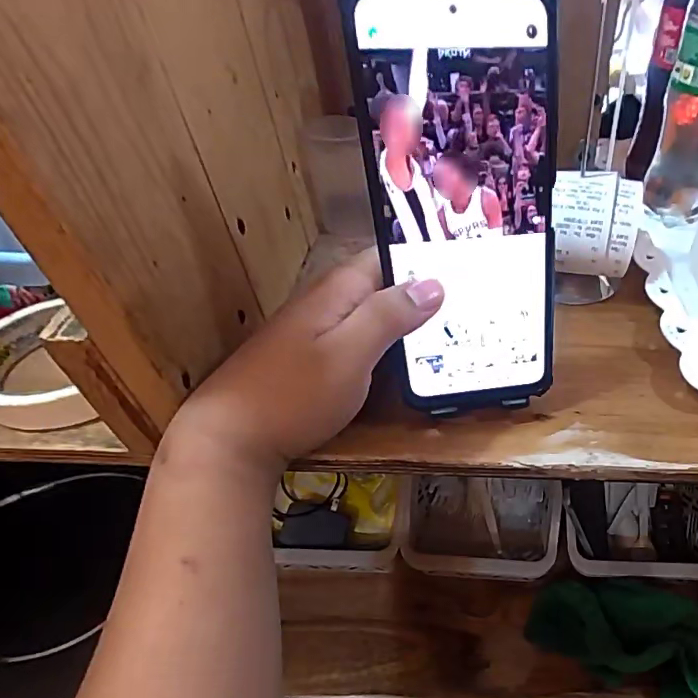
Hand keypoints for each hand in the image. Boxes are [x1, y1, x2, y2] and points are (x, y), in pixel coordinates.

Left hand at [163, 250, 441, 474]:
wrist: (231, 440)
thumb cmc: (294, 395)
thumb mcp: (349, 354)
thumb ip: (388, 316)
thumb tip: (432, 283)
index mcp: (334, 294)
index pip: (382, 257)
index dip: (419, 259)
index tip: (463, 270)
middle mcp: (323, 306)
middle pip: (377, 287)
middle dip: (418, 293)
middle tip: (466, 308)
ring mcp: (313, 335)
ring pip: (368, 316)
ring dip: (403, 322)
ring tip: (447, 333)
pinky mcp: (310, 363)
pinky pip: (357, 342)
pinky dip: (384, 347)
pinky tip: (403, 364)